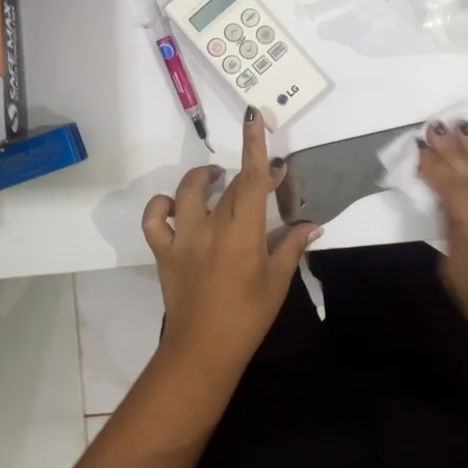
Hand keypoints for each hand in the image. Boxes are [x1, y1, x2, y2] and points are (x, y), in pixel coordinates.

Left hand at [143, 107, 320, 372]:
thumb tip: (312, 224)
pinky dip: (162, 206)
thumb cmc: (247, 317)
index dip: (254, 147)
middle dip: (245, 169)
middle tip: (262, 175)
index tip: (255, 118)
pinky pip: (154, 218)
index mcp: (242, 234)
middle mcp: (210, 228)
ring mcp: (183, 237)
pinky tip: (176, 205)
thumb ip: (290, 246)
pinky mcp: (163, 251)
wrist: (202, 349)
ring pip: (187, 192)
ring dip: (204, 178)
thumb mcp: (276, 282)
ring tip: (217, 178)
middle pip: (227, 185)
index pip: (251, 181)